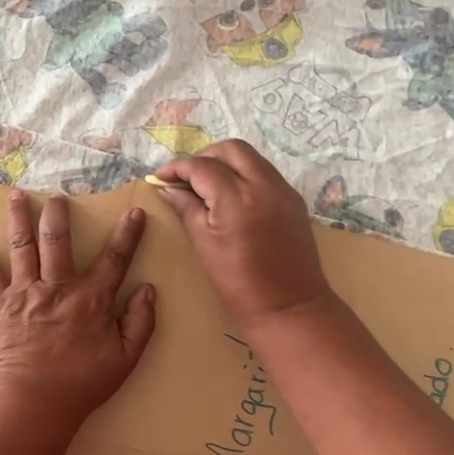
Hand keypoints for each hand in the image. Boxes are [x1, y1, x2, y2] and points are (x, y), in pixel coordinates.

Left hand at [0, 191, 156, 426]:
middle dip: (59, 213)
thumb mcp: (126, 358)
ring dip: (19, 217)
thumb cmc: (82, 383)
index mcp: (92, 299)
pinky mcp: (1, 304)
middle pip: (58, 239)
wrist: (34, 399)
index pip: (116, 259)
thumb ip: (140, 322)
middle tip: (58, 196)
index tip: (135, 212)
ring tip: (16, 195)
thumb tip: (149, 290)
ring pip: (23, 246)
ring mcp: (27, 292)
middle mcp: (58, 286)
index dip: (128, 234)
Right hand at [152, 140, 330, 328]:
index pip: (202, 167)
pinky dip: (243, 174)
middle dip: (203, 157)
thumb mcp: (203, 244)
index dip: (177, 168)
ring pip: (250, 157)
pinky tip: (229, 196)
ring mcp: (283, 190)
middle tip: (185, 177)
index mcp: (237, 199)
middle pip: (231, 149)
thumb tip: (167, 189)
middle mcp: (264, 186)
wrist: (289, 305)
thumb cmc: (237, 281)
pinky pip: (264, 173)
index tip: (160, 178)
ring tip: (205, 185)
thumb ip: (186, 208)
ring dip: (224, 163)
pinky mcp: (293, 200)